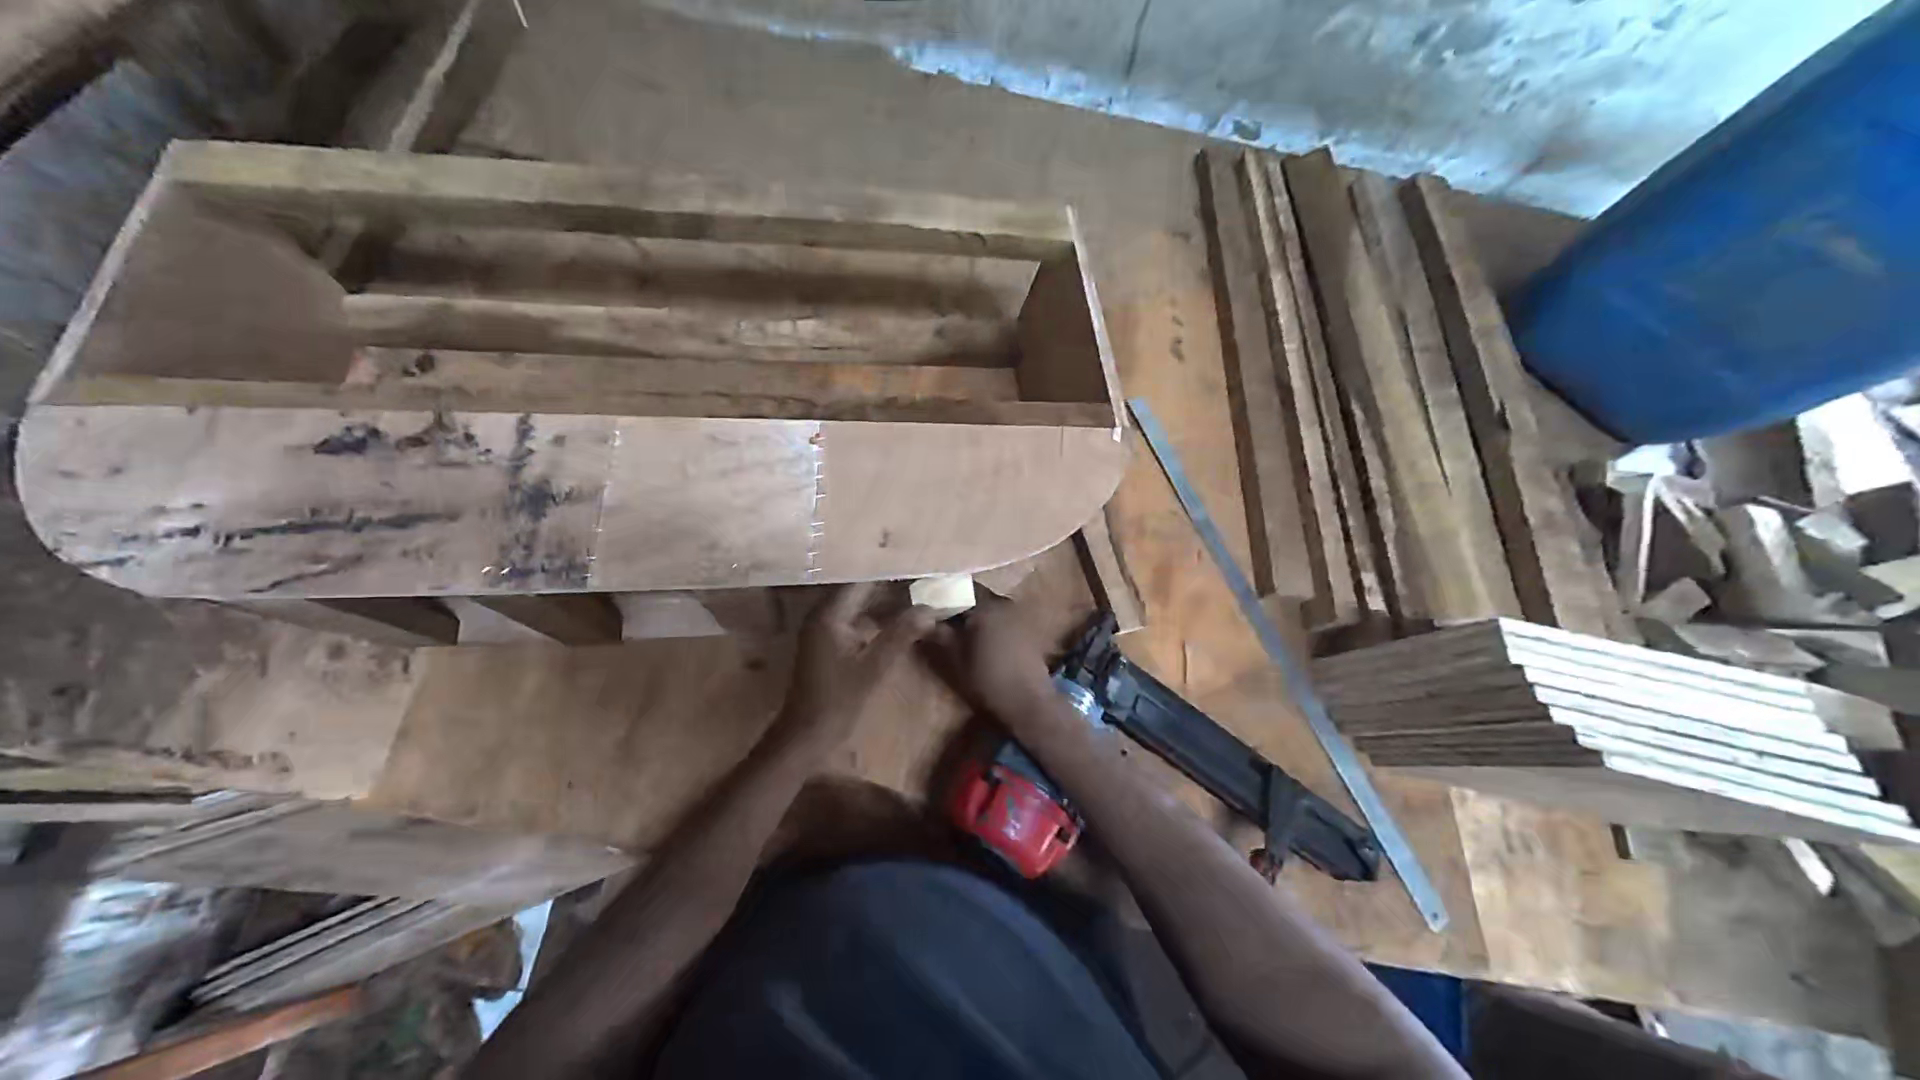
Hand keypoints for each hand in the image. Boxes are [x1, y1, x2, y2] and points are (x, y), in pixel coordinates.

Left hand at [779, 582, 937, 748]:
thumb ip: (901, 634)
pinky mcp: (826, 643)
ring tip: (916, 599)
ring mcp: (822, 629)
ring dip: (883, 604)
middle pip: (859, 591)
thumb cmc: (838, 700)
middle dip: (890, 588)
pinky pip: (853, 620)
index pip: (862, 582)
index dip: (891, 576)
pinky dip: (874, 619)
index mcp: (829, 615)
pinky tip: (897, 623)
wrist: (806, 734)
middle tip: (923, 585)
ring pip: (857, 606)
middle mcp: (822, 615)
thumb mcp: (874, 667)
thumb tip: (930, 608)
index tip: (919, 572)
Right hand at [925, 591, 1056, 722]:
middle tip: (941, 624)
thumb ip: (937, 633)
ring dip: (975, 620)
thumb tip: (922, 617)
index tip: (929, 612)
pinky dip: (989, 629)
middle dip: (959, 609)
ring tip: (959, 637)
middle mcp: (1005, 604)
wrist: (1028, 702)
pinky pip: (1001, 623)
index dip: (942, 599)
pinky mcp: (1028, 633)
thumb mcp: (953, 657)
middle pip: (975, 599)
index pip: (959, 590)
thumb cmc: (986, 678)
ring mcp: (1019, 618)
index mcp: (986, 604)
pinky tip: (980, 645)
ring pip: (989, 611)